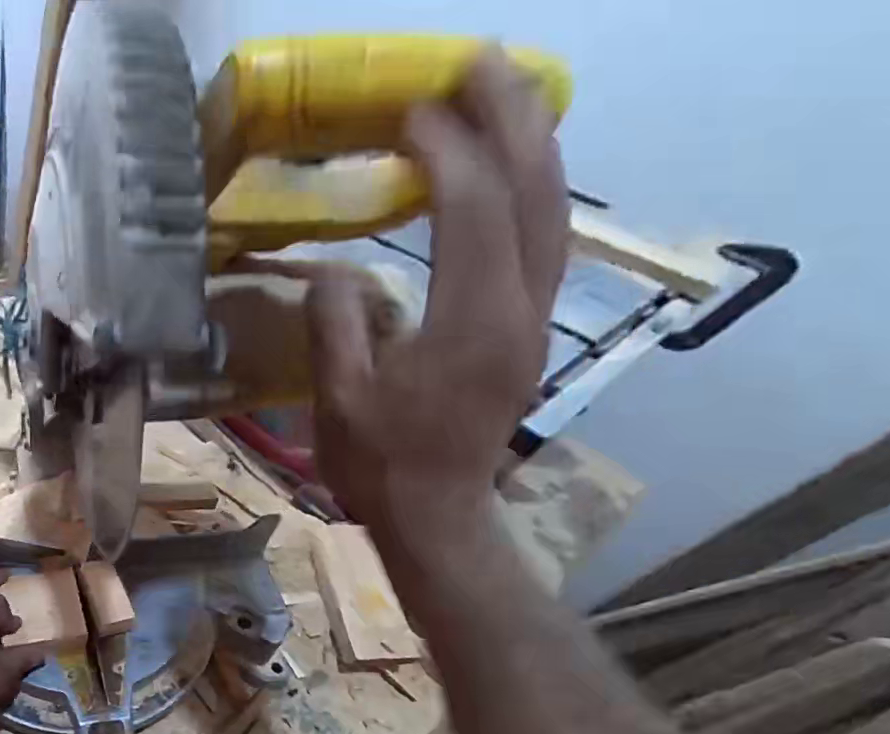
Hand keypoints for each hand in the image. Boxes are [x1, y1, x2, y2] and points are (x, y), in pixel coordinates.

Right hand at [307, 47, 567, 557]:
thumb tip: (337, 269)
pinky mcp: (529, 332)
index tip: (412, 112)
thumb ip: (335, 325)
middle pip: (535, 191)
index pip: (471, 209)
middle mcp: (519, 310)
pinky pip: (545, 243)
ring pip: (554, 212)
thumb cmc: (381, 464)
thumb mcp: (339, 399)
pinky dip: (532, 191)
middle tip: (480, 62)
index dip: (446, 150)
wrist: (435, 515)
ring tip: (504, 96)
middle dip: (511, 117)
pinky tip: (512, 171)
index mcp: (469, 324)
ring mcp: (534, 320)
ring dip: (533, 145)